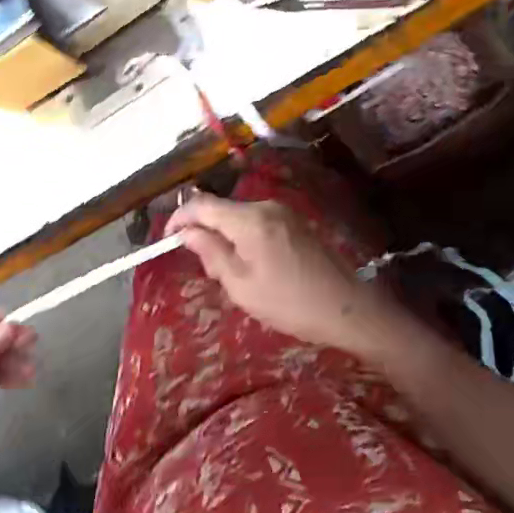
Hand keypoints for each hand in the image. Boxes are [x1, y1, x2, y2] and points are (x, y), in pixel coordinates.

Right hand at [166, 194, 416, 362]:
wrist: (347, 308)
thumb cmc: (289, 303)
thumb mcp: (241, 285)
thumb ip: (211, 252)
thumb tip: (187, 232)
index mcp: (249, 219)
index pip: (201, 204)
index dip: (179, 218)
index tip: (167, 239)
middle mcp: (266, 206)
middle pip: (222, 209)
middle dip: (204, 230)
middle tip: (203, 266)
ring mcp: (285, 212)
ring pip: (240, 216)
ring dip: (226, 235)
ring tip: (228, 271)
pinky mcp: (297, 223)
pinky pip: (259, 222)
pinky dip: (245, 237)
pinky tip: (253, 265)